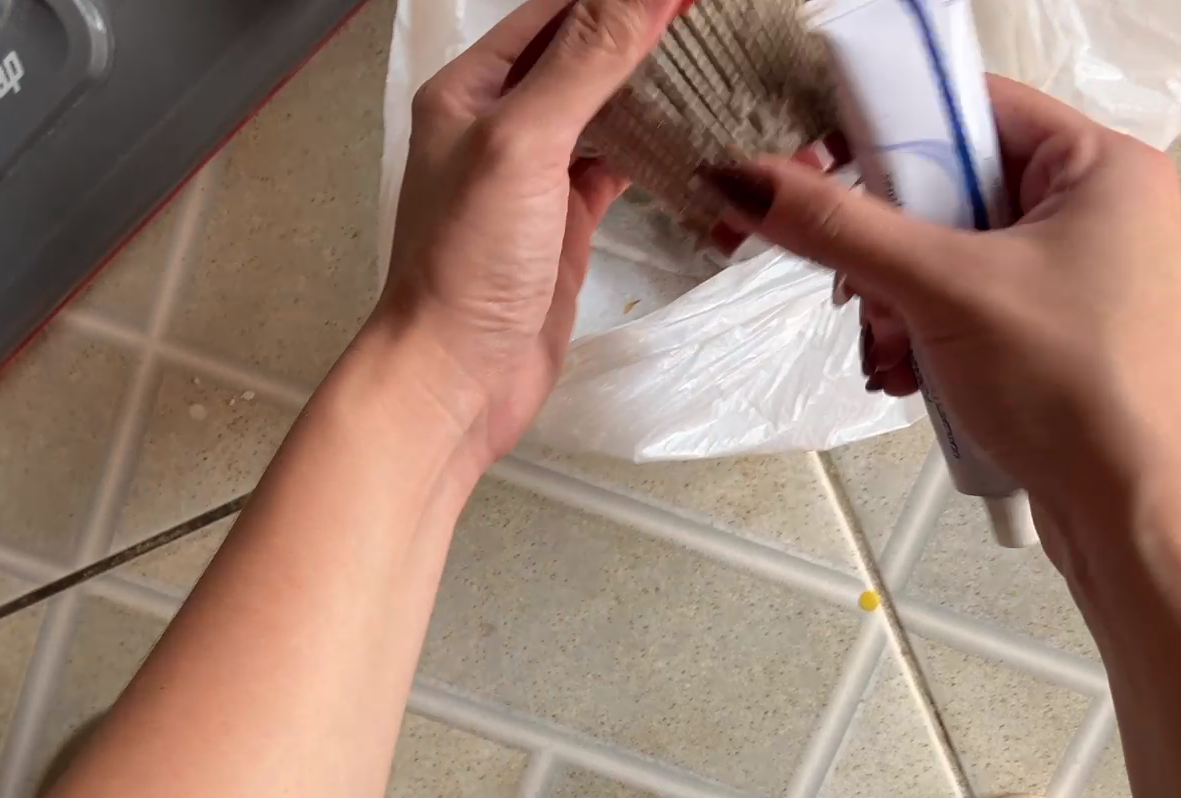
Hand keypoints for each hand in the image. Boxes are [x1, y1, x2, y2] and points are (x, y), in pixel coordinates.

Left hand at [370, 0, 678, 465]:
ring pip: (603, 119)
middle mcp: (500, 129)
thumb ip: (584, 61)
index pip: (556, 14)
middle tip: (721, 26)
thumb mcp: (520, 145)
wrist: (456, 378)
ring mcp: (535, 183)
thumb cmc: (470, 261)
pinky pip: (613, 174)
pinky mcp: (564, 231)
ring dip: (654, 96)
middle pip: (583, 61)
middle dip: (646, 38)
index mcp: (471, 92)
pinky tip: (694, 136)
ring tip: (723, 66)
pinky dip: (651, 155)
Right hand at [706, 78, 1180, 532]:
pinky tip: (904, 377)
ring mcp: (1053, 273)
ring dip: (884, 311)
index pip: (958, 109)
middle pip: (932, 195)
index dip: (875, 138)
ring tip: (892, 358)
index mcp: (1091, 164)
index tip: (805, 181)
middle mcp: (1077, 209)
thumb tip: (748, 182)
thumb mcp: (943, 289)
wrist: (1125, 505)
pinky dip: (906, 340)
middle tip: (860, 299)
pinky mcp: (1027, 327)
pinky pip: (938, 308)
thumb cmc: (1073, 385)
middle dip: (876, 259)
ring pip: (925, 262)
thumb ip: (840, 229)